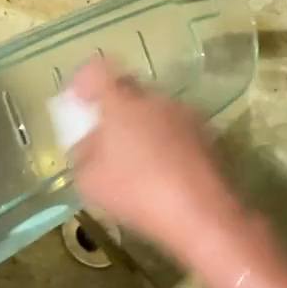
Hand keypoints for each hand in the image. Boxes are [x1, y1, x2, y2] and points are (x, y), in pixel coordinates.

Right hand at [66, 58, 248, 255]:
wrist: (203, 216)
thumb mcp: (89, 179)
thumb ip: (82, 152)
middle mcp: (153, 98)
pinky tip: (163, 173)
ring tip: (137, 161)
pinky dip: (166, 143)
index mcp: (120, 101)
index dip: (84, 82)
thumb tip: (87, 142)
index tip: (79, 102)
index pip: (96, 71)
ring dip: (142, 127)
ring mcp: (184, 114)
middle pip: (127, 92)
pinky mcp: (207, 134)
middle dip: (114, 110)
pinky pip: (175, 130)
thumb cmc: (137, 192)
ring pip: (154, 111)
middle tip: (106, 139)